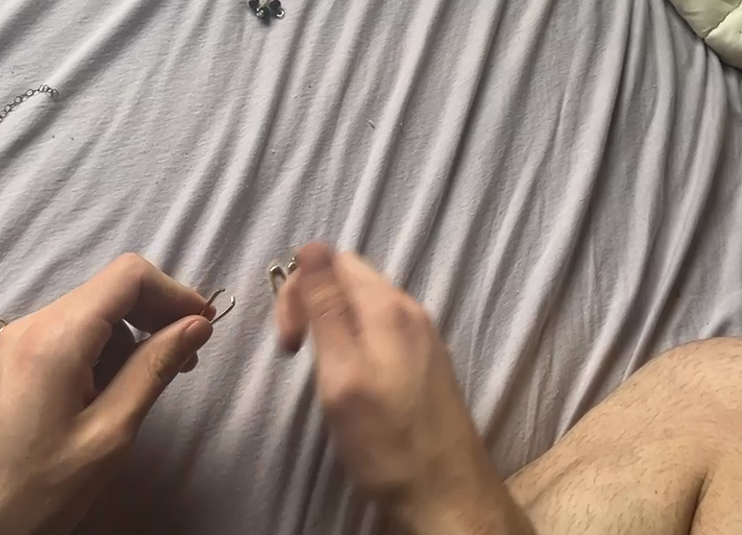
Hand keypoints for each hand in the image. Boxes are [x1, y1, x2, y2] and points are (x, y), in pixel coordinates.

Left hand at [0, 254, 217, 534]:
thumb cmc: (24, 499)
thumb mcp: (104, 438)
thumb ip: (154, 371)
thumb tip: (196, 324)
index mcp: (56, 334)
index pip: (130, 275)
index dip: (175, 291)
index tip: (204, 325)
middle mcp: (30, 325)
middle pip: (109, 291)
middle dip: (154, 316)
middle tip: (184, 360)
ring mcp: (9, 346)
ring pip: (87, 316)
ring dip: (126, 339)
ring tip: (140, 391)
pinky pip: (62, 339)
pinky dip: (96, 354)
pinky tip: (100, 400)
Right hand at [276, 243, 532, 534]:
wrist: (451, 496)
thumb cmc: (388, 441)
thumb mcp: (344, 374)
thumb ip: (326, 307)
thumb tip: (311, 245)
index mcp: (387, 305)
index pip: (333, 260)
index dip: (300, 288)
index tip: (289, 340)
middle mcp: (409, 308)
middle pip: (349, 276)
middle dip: (314, 302)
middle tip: (298, 352)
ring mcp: (422, 332)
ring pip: (364, 302)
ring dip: (333, 322)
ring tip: (323, 369)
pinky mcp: (426, 358)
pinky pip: (381, 326)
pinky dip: (355, 338)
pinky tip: (352, 376)